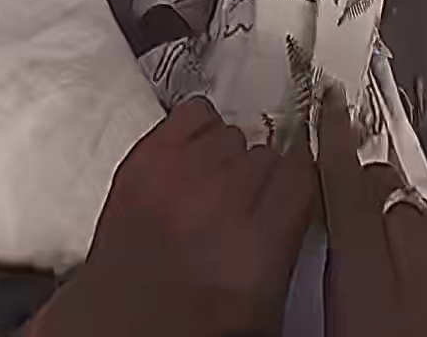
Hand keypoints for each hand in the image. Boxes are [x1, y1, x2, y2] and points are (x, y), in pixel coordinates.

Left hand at [27, 98, 316, 336]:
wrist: (113, 331)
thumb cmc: (195, 322)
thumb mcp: (265, 298)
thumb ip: (293, 230)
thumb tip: (314, 169)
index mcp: (256, 253)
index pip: (304, 172)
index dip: (299, 180)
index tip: (291, 187)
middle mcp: (218, 207)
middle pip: (268, 154)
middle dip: (261, 178)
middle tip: (244, 206)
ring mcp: (176, 179)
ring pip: (234, 133)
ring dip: (228, 157)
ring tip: (212, 189)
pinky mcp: (143, 159)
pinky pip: (196, 111)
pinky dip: (198, 130)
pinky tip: (192, 161)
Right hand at [317, 89, 426, 336]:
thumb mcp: (342, 334)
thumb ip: (333, 289)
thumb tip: (328, 251)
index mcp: (371, 291)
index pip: (347, 191)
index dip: (336, 141)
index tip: (331, 102)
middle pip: (390, 195)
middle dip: (369, 192)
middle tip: (357, 214)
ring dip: (410, 228)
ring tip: (399, 265)